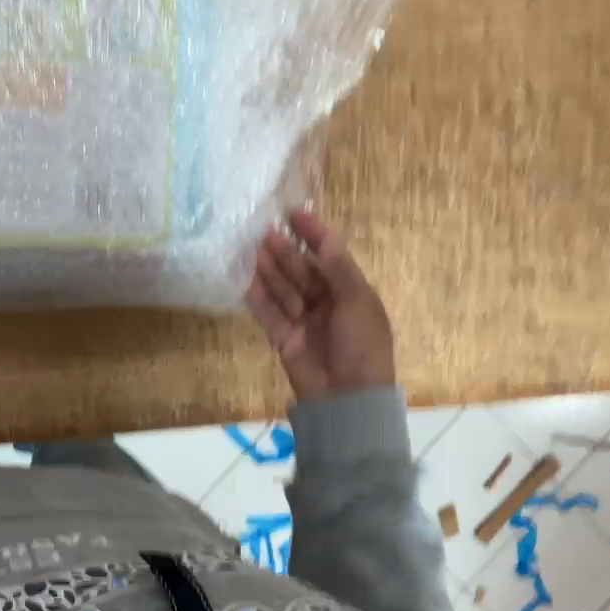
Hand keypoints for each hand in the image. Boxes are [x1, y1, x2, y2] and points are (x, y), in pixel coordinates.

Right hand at [245, 209, 394, 398]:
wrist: (348, 397)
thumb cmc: (363, 345)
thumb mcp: (358, 301)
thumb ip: (337, 270)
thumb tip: (323, 240)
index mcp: (352, 292)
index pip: (331, 256)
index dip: (315, 234)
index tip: (295, 213)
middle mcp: (327, 304)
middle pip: (303, 272)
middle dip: (286, 252)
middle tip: (265, 232)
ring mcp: (304, 323)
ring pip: (284, 291)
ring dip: (270, 271)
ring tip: (253, 250)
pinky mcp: (285, 341)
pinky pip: (269, 315)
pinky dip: (258, 298)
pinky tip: (246, 280)